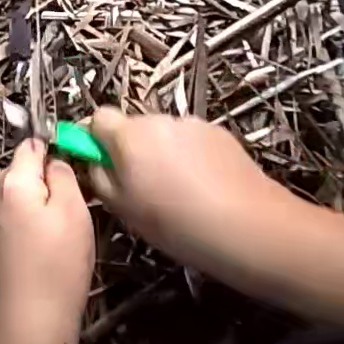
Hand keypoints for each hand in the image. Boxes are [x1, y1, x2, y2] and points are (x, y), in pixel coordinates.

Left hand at [0, 140, 94, 343]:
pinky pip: (12, 223)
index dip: (57, 150)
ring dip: (40, 207)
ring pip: (18, 199)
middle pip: (23, 172)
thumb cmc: (57, 267)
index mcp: (11, 182)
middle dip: (48, 182)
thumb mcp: (73, 211)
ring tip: (65, 235)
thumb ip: (63, 174)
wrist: (26, 330)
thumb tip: (54, 159)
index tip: (80, 170)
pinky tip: (46, 254)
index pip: (32, 145)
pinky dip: (29, 229)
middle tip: (78, 207)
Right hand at [87, 107, 306, 270]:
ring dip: (160, 153)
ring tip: (177, 191)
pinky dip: (188, 157)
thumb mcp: (122, 208)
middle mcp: (158, 120)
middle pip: (131, 126)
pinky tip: (202, 187)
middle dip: (130, 149)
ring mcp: (191, 124)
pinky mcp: (219, 133)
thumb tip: (92, 159)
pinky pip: (190, 140)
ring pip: (162, 134)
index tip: (98, 162)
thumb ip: (98, 176)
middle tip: (139, 186)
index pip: (96, 116)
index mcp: (128, 135)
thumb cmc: (176, 223)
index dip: (94, 137)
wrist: (250, 227)